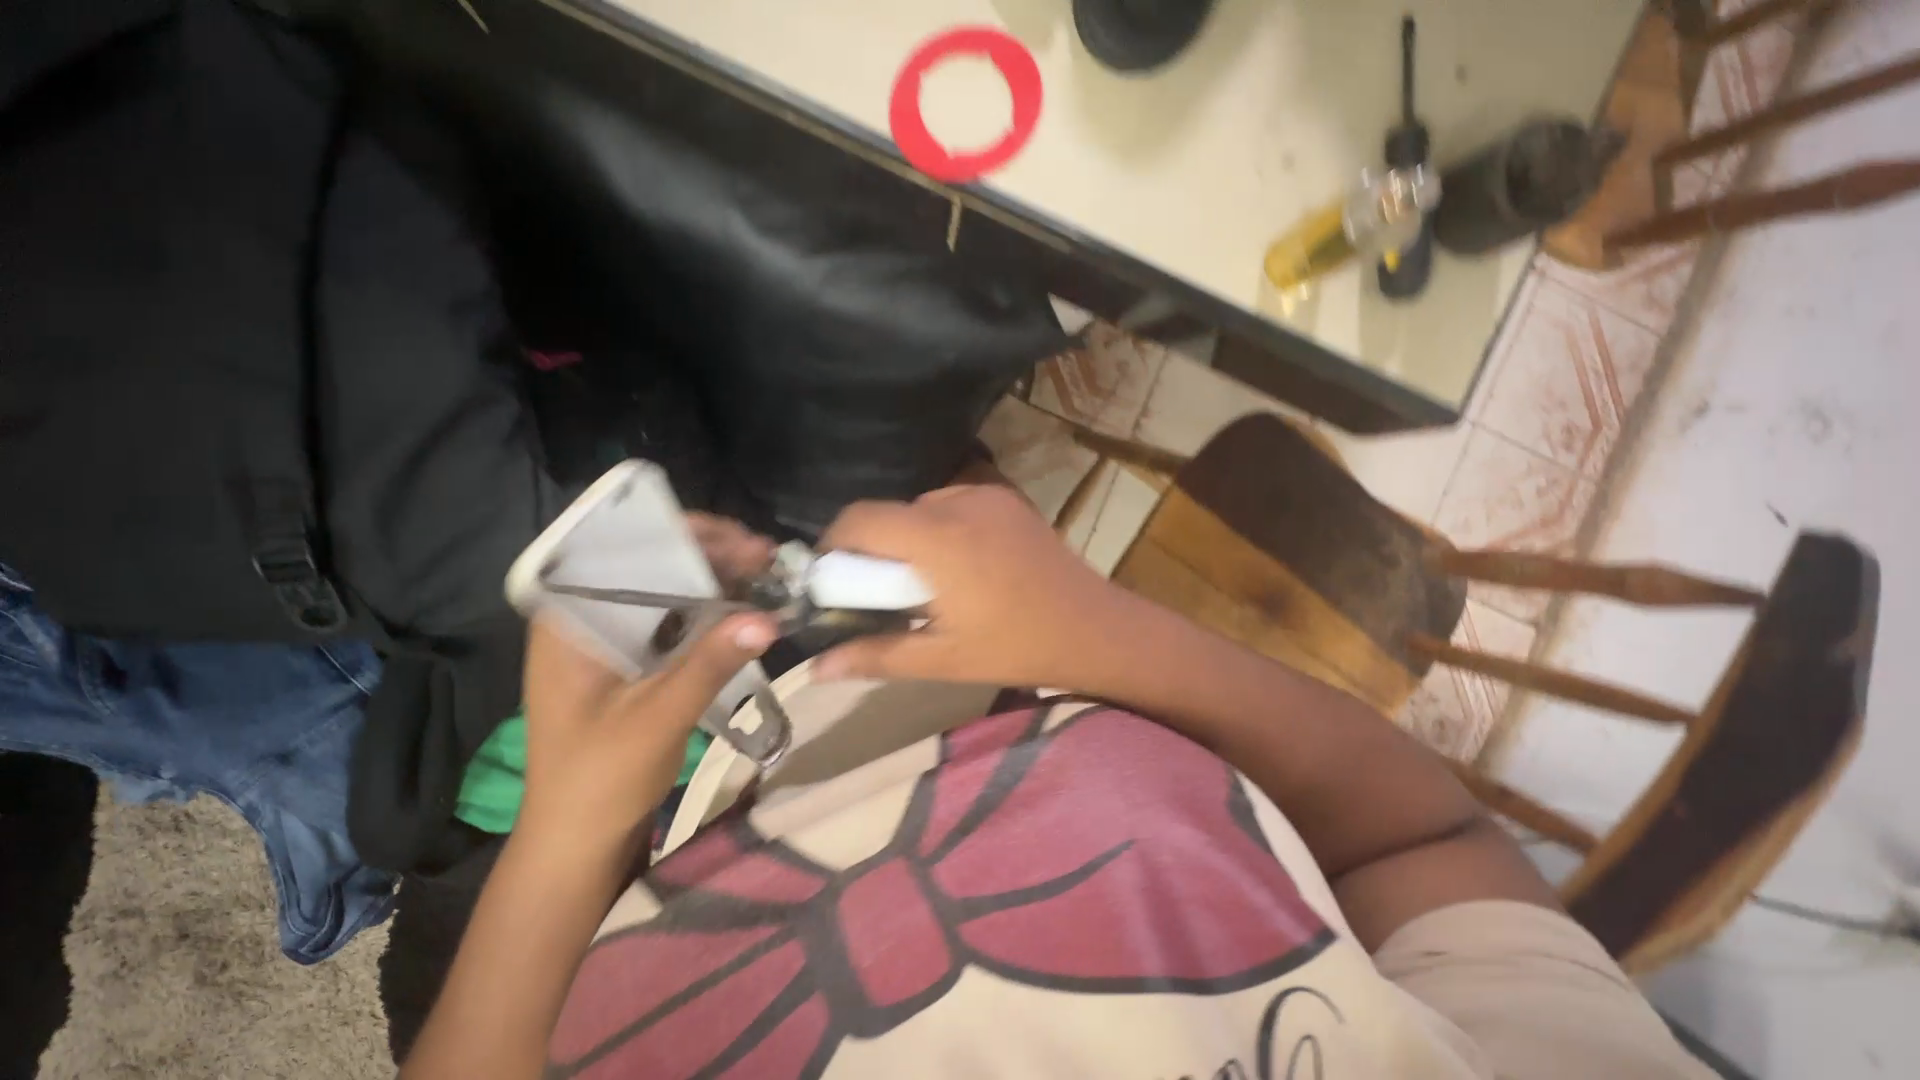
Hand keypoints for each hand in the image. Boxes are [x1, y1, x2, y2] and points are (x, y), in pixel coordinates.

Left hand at [518, 513, 778, 849]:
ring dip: (711, 581)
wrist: (577, 844)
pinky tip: (742, 610)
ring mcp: (606, 642)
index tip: (736, 539)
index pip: (621, 549)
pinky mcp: (628, 664)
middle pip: (647, 565)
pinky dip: (705, 613)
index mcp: (567, 621)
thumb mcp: (658, 718)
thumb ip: (709, 664)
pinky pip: (669, 622)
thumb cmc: (599, 780)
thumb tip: (769, 618)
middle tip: (764, 556)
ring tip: (763, 574)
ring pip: (662, 591)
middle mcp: (582, 620)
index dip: (682, 534)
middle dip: (707, 555)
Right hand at [813, 485, 1129, 688]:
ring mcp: (987, 495)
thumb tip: (815, 668)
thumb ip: (876, 656)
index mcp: (937, 540)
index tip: (832, 580)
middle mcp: (957, 503)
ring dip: (908, 538)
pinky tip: (959, 566)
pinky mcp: (1007, 497)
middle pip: (889, 512)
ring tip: (925, 583)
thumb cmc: (1016, 648)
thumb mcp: (943, 659)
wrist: (1095, 629)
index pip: (860, 519)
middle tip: (880, 593)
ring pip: (920, 506)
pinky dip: (939, 528)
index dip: (834, 544)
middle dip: (873, 548)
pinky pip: (952, 503)